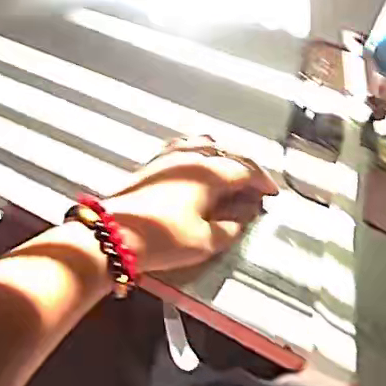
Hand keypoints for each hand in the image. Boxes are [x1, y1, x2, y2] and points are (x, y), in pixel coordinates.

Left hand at [99, 137, 279, 273]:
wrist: (114, 233)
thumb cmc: (162, 238)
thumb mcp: (205, 240)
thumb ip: (232, 225)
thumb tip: (247, 213)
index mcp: (209, 173)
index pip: (245, 169)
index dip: (262, 181)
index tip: (271, 193)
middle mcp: (192, 157)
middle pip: (228, 153)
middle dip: (246, 168)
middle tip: (257, 187)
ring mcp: (171, 155)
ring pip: (207, 145)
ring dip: (224, 157)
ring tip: (231, 175)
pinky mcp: (155, 161)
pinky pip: (188, 147)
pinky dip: (203, 153)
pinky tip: (201, 167)